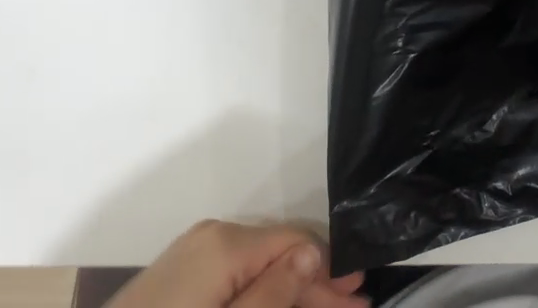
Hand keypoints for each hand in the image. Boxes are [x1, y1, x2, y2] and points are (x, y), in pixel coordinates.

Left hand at [104, 221, 366, 307]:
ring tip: (324, 307)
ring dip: (290, 290)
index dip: (330, 271)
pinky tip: (278, 302)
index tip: (359, 293)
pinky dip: (259, 292)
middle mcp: (211, 236)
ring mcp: (191, 254)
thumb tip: (313, 253)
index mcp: (226, 244)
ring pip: (258, 267)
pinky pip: (233, 276)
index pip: (297, 244)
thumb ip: (274, 292)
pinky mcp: (177, 275)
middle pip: (279, 254)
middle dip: (314, 284)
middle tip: (354, 306)